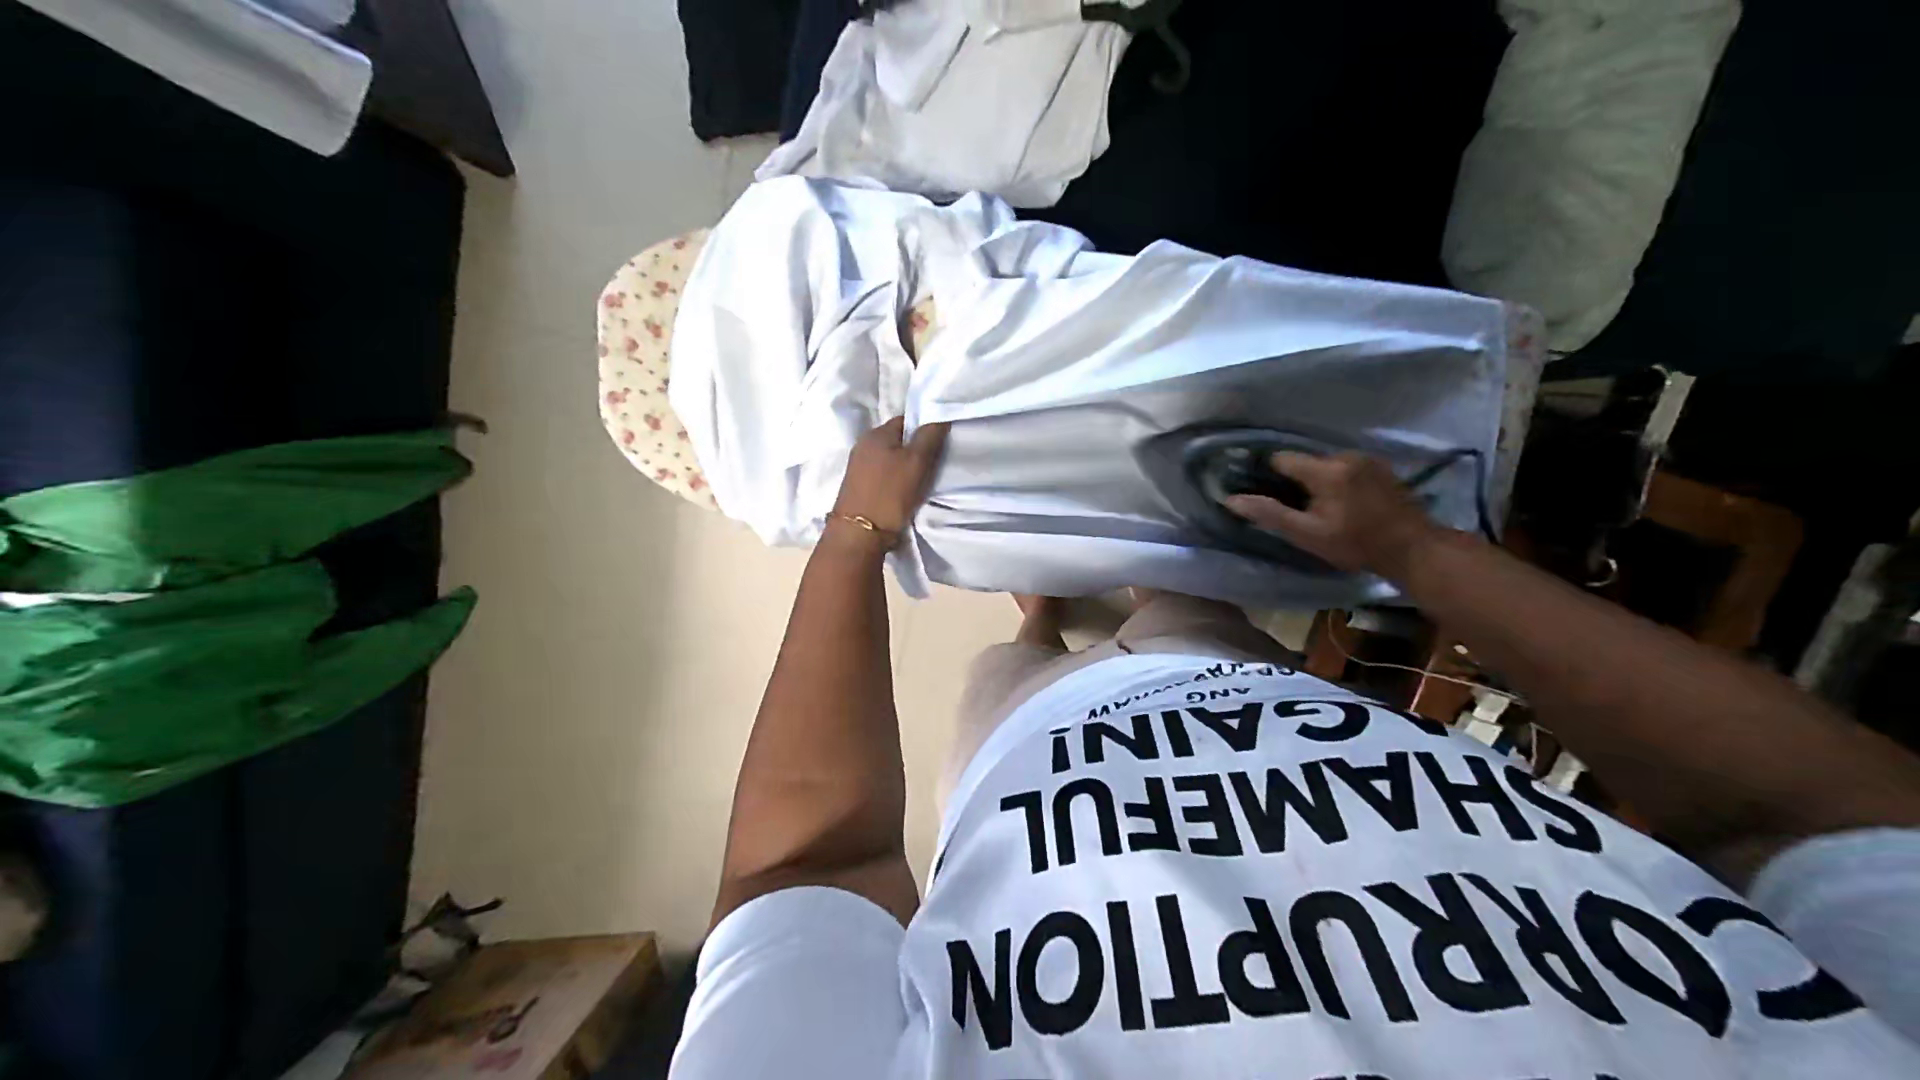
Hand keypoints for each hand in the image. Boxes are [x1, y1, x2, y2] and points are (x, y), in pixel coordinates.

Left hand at [832, 416, 950, 535]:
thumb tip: (939, 415)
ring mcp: (857, 466)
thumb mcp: (917, 462)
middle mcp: (863, 445)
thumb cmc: (890, 493)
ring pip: (890, 458)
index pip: (906, 420)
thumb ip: (929, 436)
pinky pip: (882, 474)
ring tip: (919, 481)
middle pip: (897, 440)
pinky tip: (903, 492)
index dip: (925, 430)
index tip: (939, 446)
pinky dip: (894, 480)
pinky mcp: (857, 486)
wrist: (860, 534)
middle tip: (932, 465)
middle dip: (915, 450)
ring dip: (904, 467)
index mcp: (876, 433)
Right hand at [1221, 451, 1440, 579]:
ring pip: (1325, 465)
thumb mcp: (1307, 534)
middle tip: (1296, 508)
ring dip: (1318, 481)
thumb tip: (1231, 499)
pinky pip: (1346, 468)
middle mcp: (1346, 456)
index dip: (1269, 475)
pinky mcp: (1381, 466)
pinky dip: (1338, 481)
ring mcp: (1367, 459)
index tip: (1265, 493)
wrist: (1414, 549)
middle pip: (1305, 462)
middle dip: (1296, 481)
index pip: (1281, 459)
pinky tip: (1344, 503)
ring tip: (1321, 508)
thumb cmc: (1356, 545)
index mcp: (1326, 470)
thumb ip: (1270, 514)